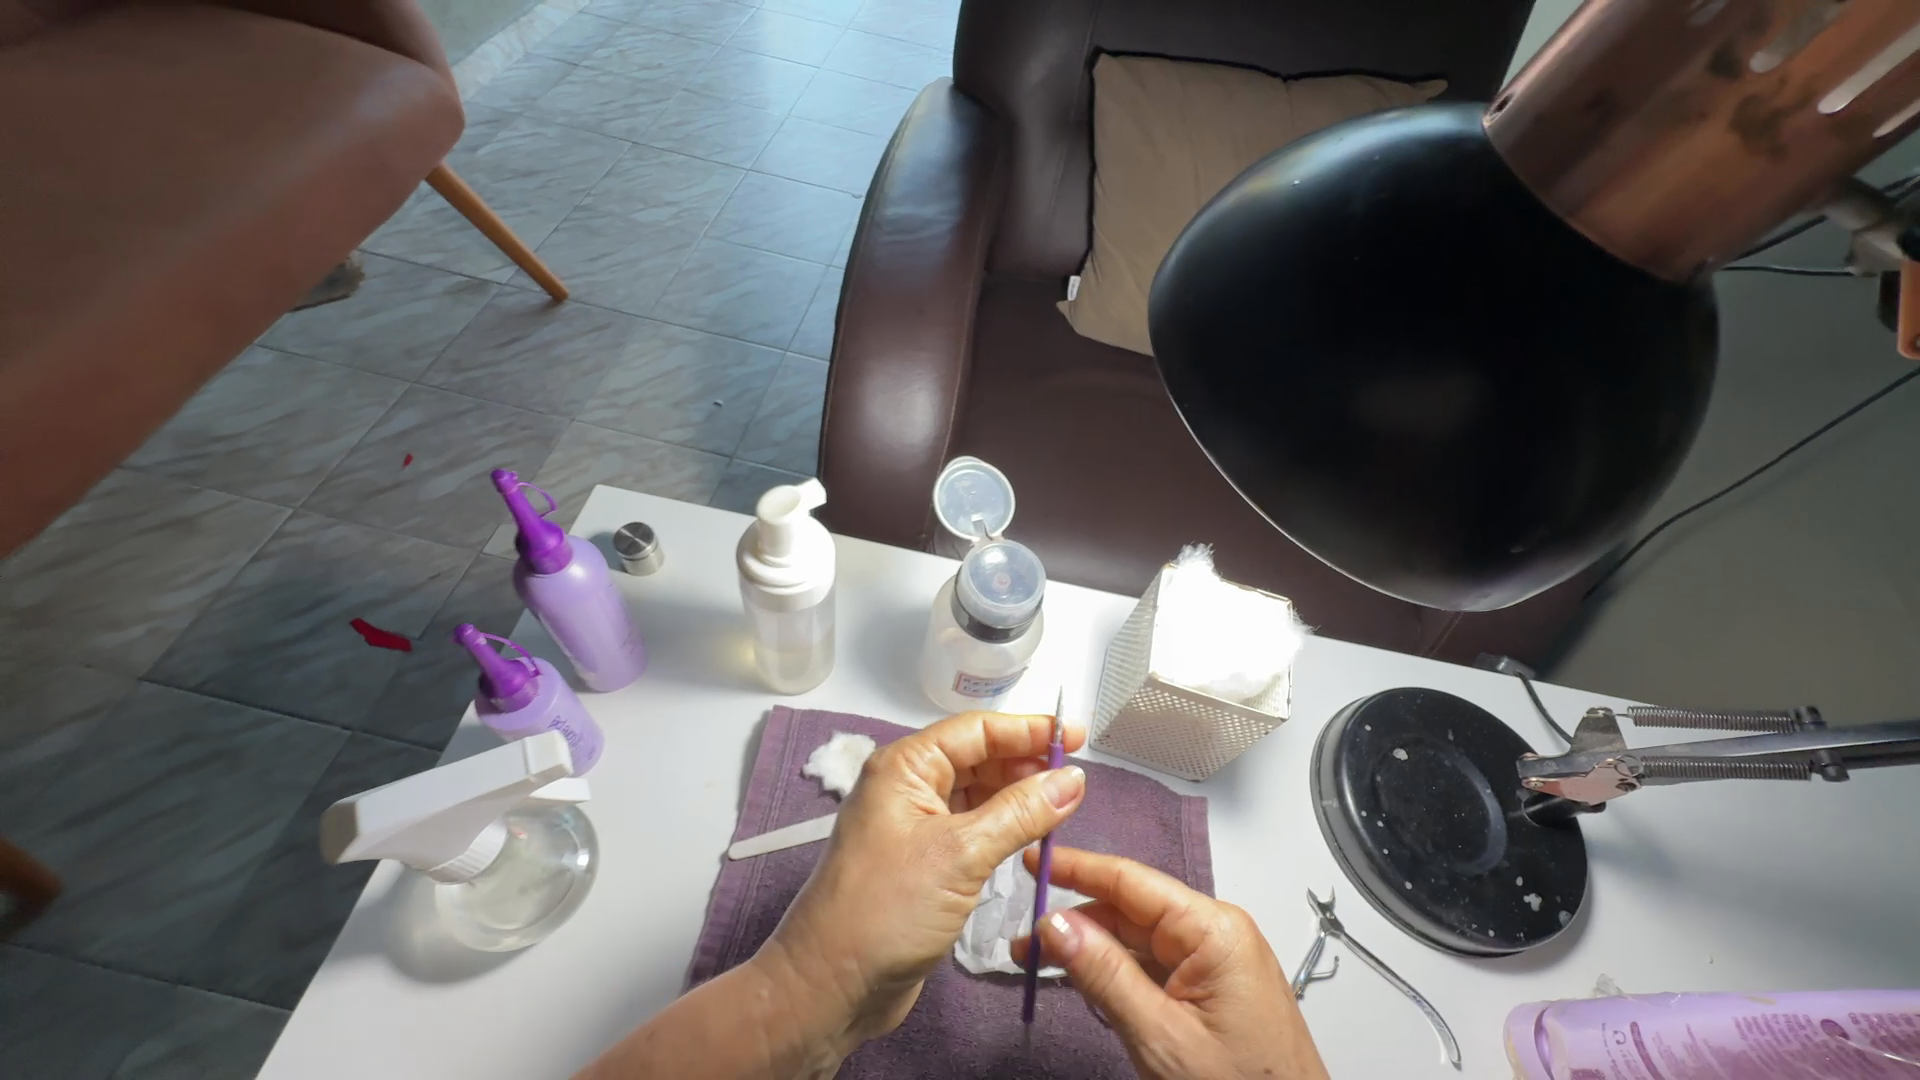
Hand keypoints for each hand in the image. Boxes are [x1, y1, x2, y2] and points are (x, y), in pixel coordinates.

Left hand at [759, 711, 1087, 1058]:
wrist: (830, 987)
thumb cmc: (885, 910)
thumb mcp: (961, 854)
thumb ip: (1020, 812)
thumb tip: (1071, 779)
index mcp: (906, 766)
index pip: (976, 731)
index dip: (1028, 730)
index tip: (1073, 736)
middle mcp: (909, 786)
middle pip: (978, 758)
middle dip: (1025, 763)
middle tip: (1075, 776)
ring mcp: (916, 824)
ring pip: (978, 793)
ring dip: (1018, 796)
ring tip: (1063, 803)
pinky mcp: (925, 859)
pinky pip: (974, 826)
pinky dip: (1005, 826)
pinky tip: (1033, 833)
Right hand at [1014, 847, 1328, 1079]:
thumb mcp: (1162, 1038)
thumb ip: (1104, 974)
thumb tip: (1053, 923)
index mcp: (1213, 929)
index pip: (1131, 881)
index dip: (1078, 868)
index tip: (1032, 858)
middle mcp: (1215, 932)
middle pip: (1129, 910)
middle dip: (1076, 920)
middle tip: (1024, 940)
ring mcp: (1214, 961)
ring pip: (1136, 940)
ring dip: (1090, 949)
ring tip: (1039, 963)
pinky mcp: (1210, 989)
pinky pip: (1151, 966)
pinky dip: (1114, 972)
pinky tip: (1082, 980)